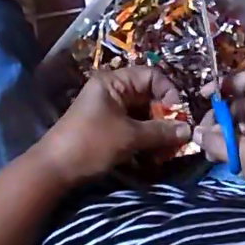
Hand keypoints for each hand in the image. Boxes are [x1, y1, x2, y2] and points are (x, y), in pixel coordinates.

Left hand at [35, 67, 192, 183]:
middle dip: (165, 115)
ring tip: (167, 149)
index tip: (178, 115)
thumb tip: (189, 130)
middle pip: (148, 95)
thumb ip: (161, 132)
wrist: (55, 168)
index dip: (168, 92)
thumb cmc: (91, 143)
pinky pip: (133, 126)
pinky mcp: (107, 127)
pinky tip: (154, 154)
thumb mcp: (129, 137)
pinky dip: (145, 137)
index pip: (151, 75)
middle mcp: (112, 90)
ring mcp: (108, 109)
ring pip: (142, 113)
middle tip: (177, 137)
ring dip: (157, 130)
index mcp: (113, 82)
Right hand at [196, 71, 244, 219]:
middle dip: (221, 116)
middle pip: (244, 103)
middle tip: (202, 134)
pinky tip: (218, 157)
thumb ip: (218, 140)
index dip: (225, 84)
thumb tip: (194, 133)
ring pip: (244, 124)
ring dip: (224, 134)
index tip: (203, 97)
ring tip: (208, 149)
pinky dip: (234, 146)